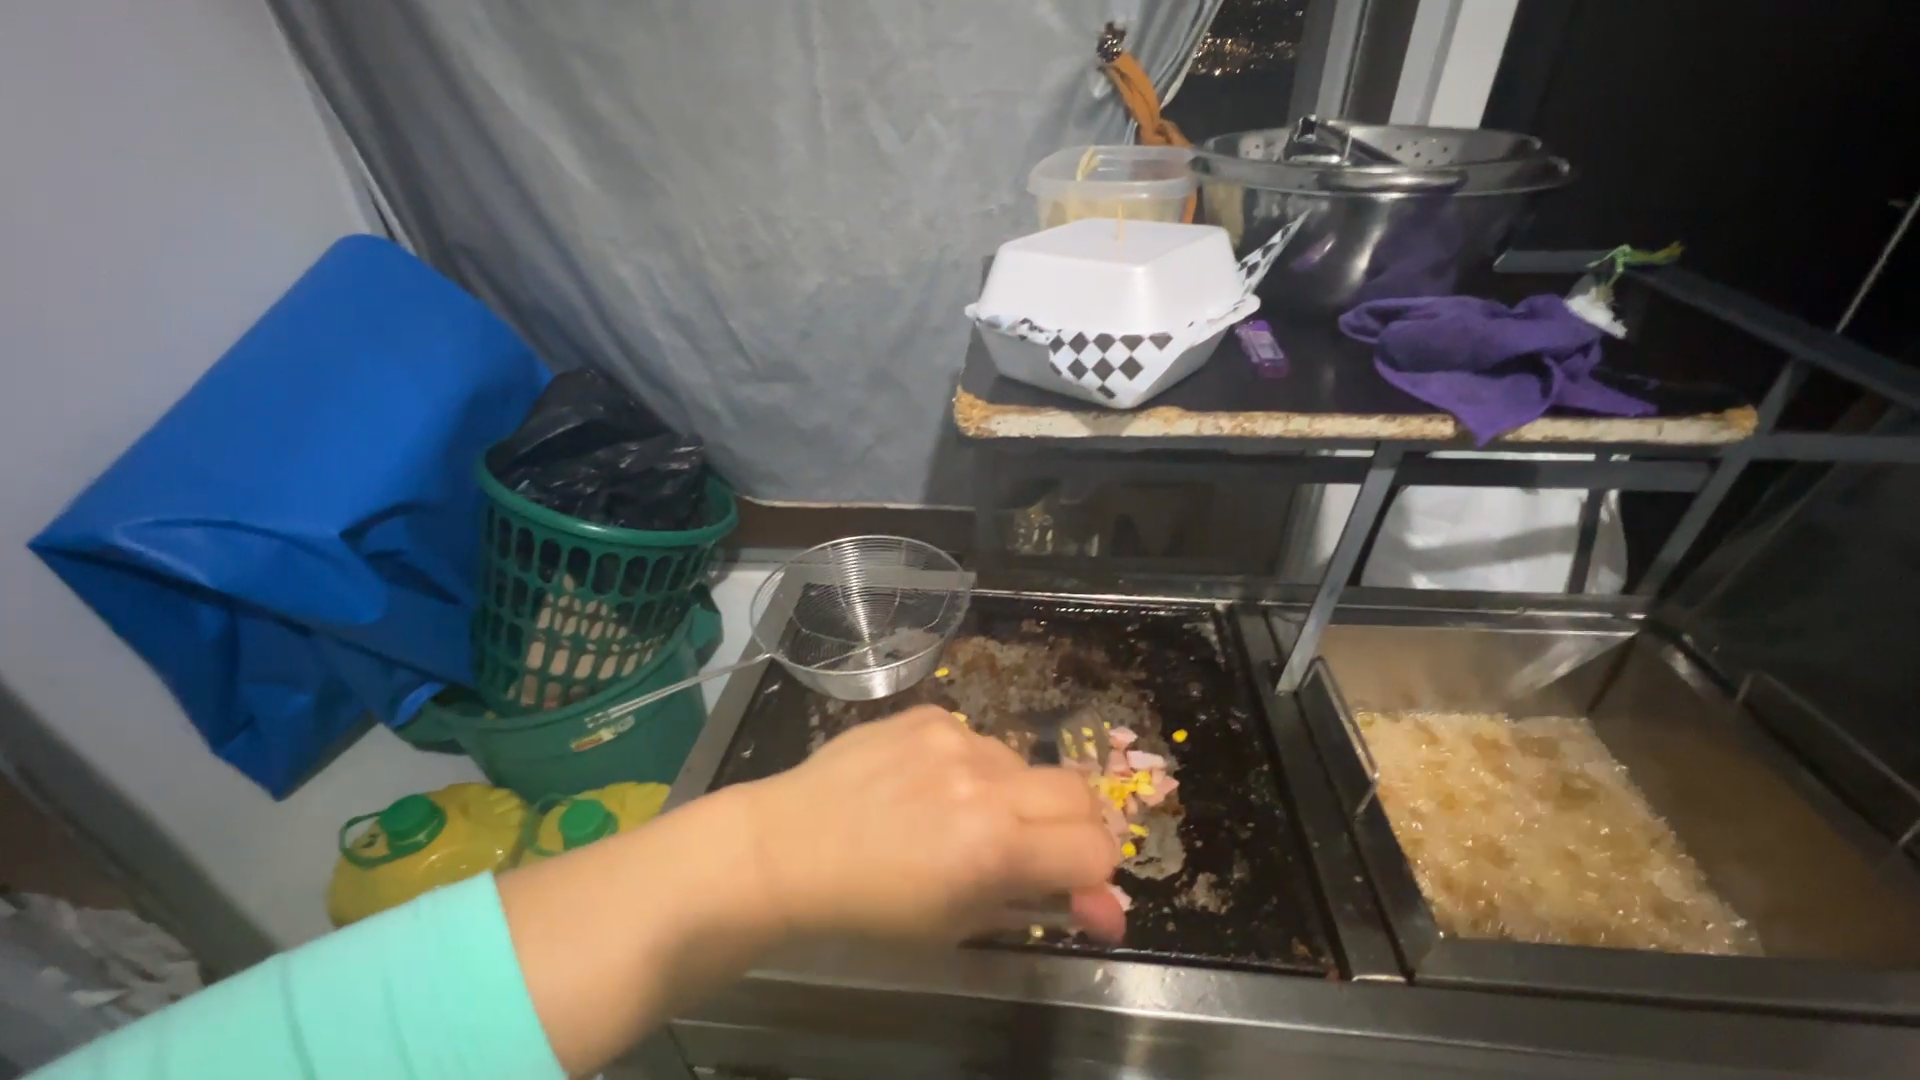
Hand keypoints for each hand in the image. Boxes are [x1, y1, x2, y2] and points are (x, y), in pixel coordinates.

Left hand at [738, 705, 1125, 941]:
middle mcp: (984, 782)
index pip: (1096, 846)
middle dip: (1071, 826)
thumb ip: (1036, 904)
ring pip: (1024, 764)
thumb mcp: (957, 923)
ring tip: (958, 814)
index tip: (1069, 881)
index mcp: (993, 847)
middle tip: (1031, 846)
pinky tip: (924, 784)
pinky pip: (977, 738)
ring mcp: (955, 738)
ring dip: (1014, 794)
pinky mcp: (929, 714)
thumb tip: (1107, 907)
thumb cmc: (871, 905)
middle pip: (1079, 791)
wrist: (788, 846)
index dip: (1092, 871)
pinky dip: (969, 766)